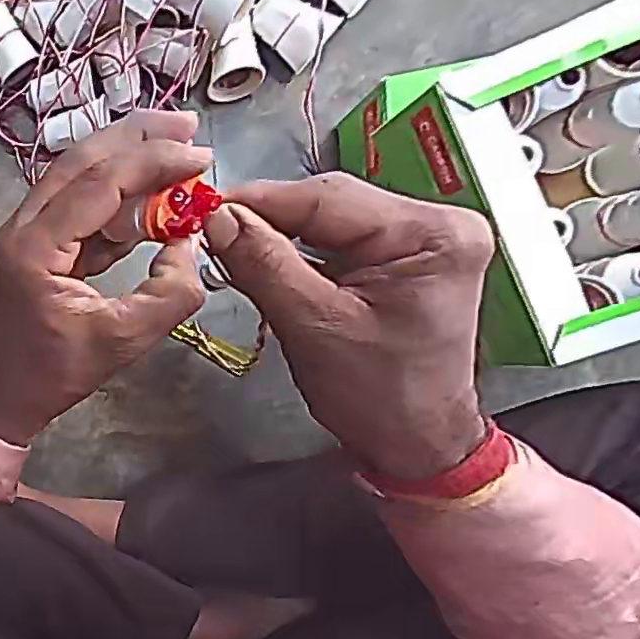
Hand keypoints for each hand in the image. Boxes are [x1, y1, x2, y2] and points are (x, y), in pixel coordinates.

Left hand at [0, 111, 211, 444]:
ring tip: (174, 153)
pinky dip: (112, 198)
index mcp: (32, 248)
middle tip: (187, 128)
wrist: (5, 397)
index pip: (99, 183)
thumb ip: (171, 293)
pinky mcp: (31, 246)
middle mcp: (18, 229)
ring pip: (74, 177)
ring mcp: (20, 234)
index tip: (201, 158)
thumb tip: (188, 242)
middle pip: (79, 161)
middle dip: (136, 138)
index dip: (154, 163)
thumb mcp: (125, 341)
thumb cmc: (56, 375)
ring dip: (123, 161)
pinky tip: (147, 200)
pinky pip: (73, 207)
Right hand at [207, 173, 494, 480]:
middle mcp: (434, 223)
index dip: (258, 201)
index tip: (205, 208)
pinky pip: (334, 243)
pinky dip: (293, 252)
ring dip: (275, 235)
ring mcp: (418, 240)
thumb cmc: (377, 395)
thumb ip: (264, 266)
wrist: (414, 440)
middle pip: (329, 204)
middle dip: (265, 218)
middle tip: (209, 229)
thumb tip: (218, 219)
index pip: (327, 198)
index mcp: (429, 235)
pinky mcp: (398, 259)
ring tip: (228, 246)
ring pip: (327, 222)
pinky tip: (262, 261)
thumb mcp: (313, 327)